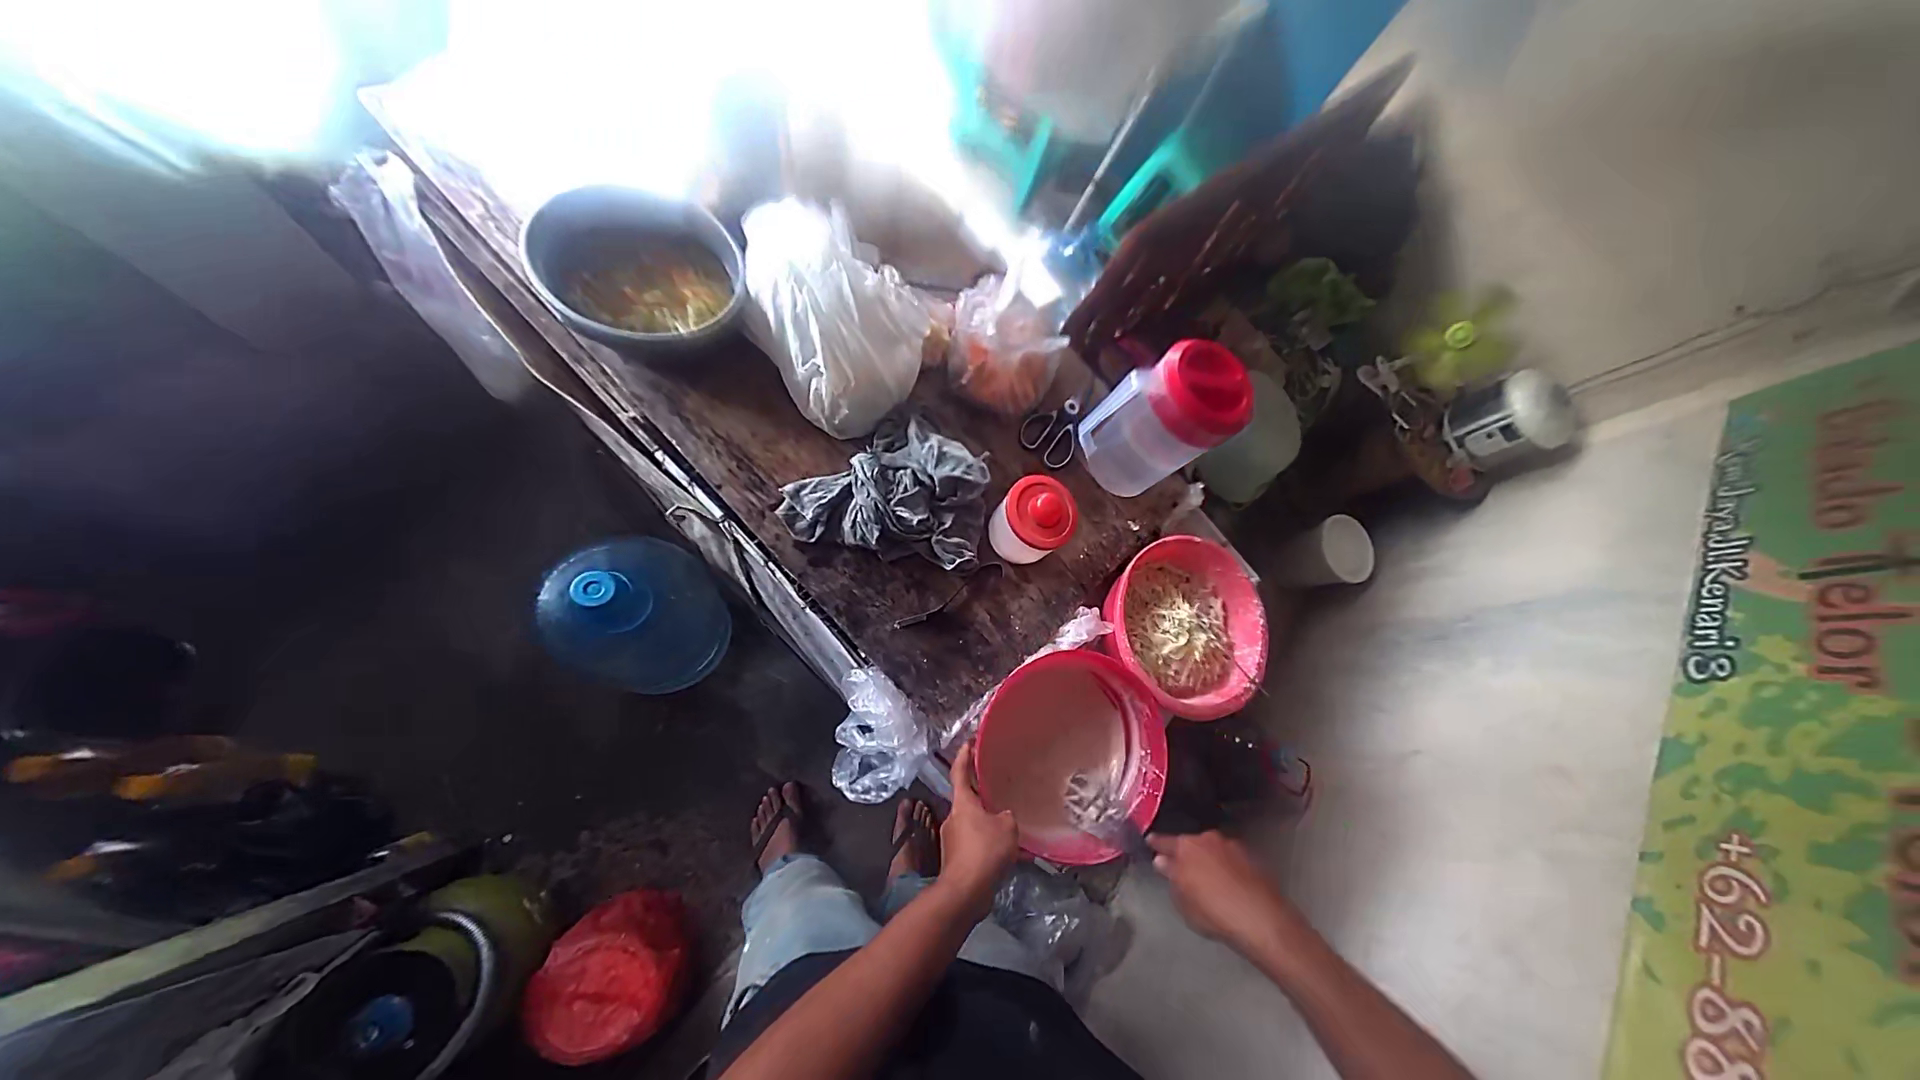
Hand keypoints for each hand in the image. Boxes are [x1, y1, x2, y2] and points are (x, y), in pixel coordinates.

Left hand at [937, 743, 1019, 916]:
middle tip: (1001, 788)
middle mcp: (954, 818)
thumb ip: (1006, 816)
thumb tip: (1003, 817)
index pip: (960, 772)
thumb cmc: (984, 850)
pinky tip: (1014, 855)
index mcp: (962, 803)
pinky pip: (978, 845)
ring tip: (1013, 826)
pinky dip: (993, 846)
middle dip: (983, 795)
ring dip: (991, 824)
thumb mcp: (1007, 826)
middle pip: (968, 800)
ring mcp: (954, 840)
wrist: (966, 891)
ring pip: (975, 825)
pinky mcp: (958, 859)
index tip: (969, 743)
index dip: (964, 756)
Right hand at [1148, 831, 1294, 949]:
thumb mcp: (1183, 902)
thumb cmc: (1214, 913)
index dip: (1155, 842)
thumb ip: (1171, 878)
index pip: (1164, 841)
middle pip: (1190, 843)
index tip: (1149, 841)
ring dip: (1207, 858)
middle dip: (1185, 853)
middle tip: (1183, 868)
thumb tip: (1163, 862)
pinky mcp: (1250, 856)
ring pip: (1211, 848)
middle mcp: (1207, 838)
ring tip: (1208, 877)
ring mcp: (1230, 845)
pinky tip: (1228, 882)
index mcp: (1185, 847)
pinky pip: (1229, 857)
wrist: (1261, 919)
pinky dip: (1225, 865)